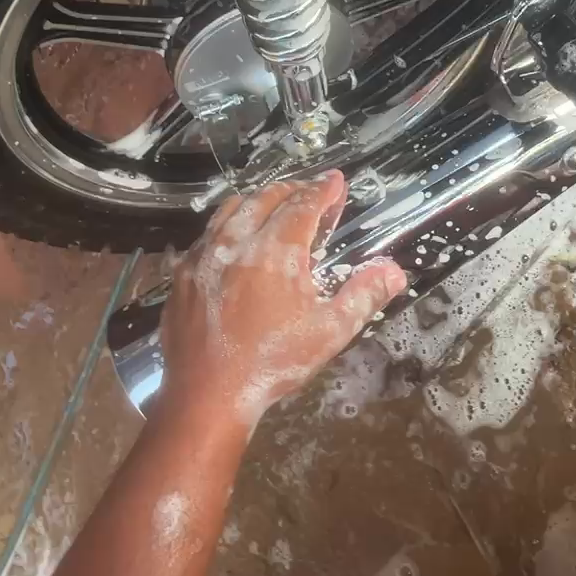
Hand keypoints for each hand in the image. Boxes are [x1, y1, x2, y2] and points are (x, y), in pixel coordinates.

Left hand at [159, 170, 407, 432]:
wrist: (207, 395)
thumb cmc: (273, 362)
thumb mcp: (328, 332)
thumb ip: (362, 295)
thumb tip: (394, 270)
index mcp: (275, 250)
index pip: (303, 205)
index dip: (322, 190)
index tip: (336, 180)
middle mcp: (237, 241)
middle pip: (265, 199)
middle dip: (292, 190)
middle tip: (310, 193)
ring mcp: (203, 255)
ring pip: (231, 210)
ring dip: (257, 201)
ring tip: (274, 207)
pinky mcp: (181, 274)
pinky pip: (206, 234)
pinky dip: (228, 225)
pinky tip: (234, 240)